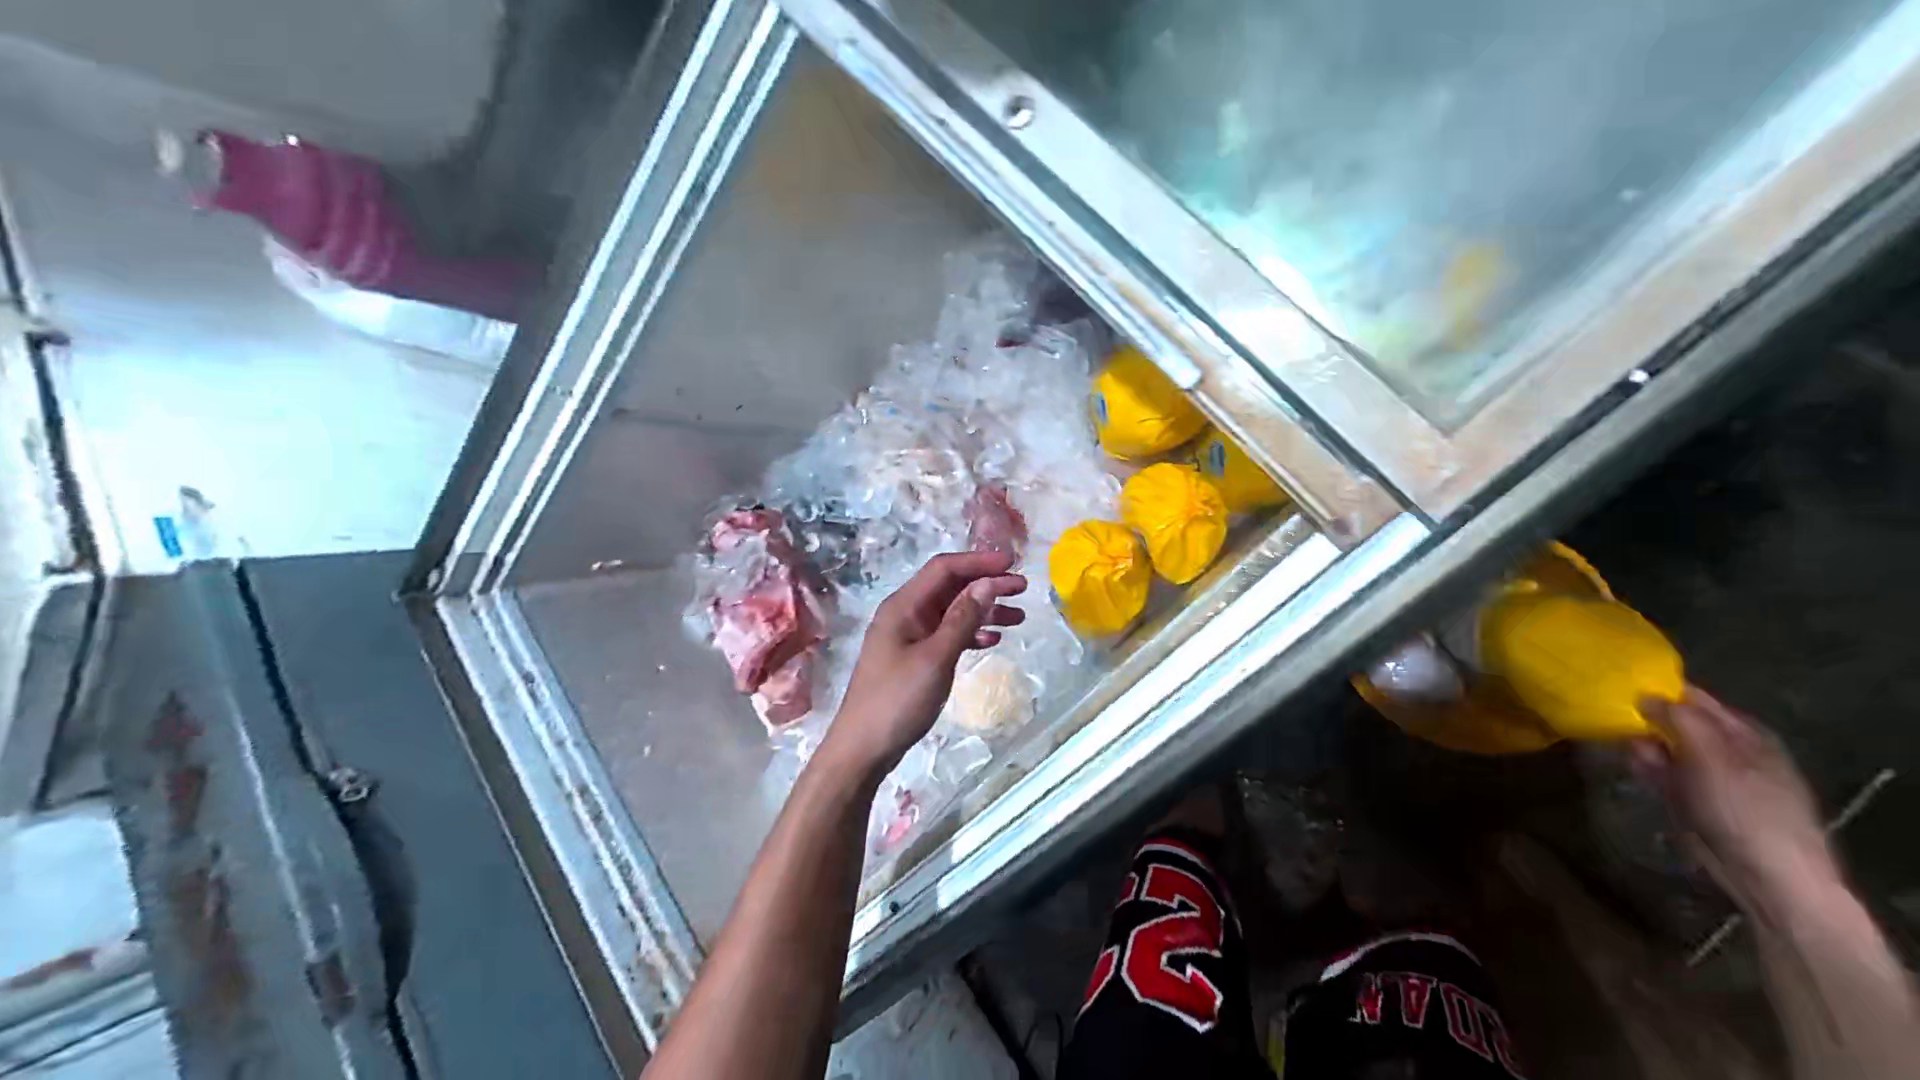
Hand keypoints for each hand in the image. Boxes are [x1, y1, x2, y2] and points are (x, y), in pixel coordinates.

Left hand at [818, 552, 1025, 782]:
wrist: (863, 748)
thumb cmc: (897, 700)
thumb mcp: (936, 658)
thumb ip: (962, 619)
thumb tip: (987, 583)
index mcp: (903, 606)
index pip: (944, 569)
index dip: (978, 562)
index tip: (1012, 564)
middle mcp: (905, 614)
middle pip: (950, 588)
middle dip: (986, 585)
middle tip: (1023, 589)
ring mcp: (908, 636)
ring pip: (951, 612)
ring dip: (983, 611)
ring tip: (1018, 617)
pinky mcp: (913, 658)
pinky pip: (946, 635)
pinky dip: (970, 634)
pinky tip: (992, 641)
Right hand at [1634, 687, 1834, 904]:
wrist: (1765, 872)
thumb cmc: (1746, 808)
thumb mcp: (1714, 756)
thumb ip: (1680, 720)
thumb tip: (1644, 694)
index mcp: (1744, 733)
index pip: (1694, 698)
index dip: (1658, 689)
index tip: (1618, 682)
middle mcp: (1726, 748)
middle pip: (1673, 720)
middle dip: (1644, 719)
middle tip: (1612, 717)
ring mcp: (1708, 774)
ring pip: (1662, 746)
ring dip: (1642, 744)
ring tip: (1625, 747)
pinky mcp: (1690, 795)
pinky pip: (1660, 771)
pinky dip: (1645, 766)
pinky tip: (1635, 767)